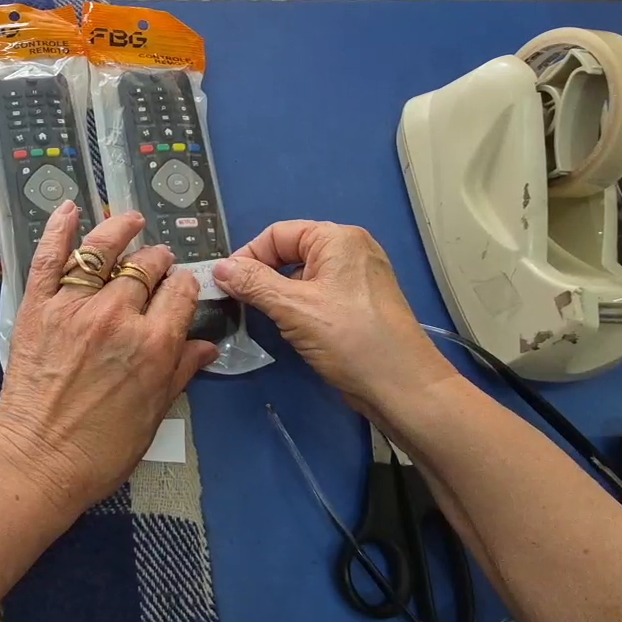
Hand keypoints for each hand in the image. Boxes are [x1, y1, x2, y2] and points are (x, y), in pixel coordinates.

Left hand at [0, 202, 219, 516]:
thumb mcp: (154, 414)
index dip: (184, 285)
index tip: (180, 287)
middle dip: (157, 261)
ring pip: (102, 251)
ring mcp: (75, 306)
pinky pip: (49, 258)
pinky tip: (68, 209)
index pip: (180, 292)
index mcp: (154, 344)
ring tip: (130, 221)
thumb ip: (180, 372)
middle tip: (157, 263)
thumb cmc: (101, 449)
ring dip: (120, 230)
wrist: (37, 458)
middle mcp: (118, 316)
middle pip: (146, 267)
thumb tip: (207, 346)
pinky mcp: (38, 306)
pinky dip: (58, 229)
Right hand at [212, 221, 455, 410]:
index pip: (277, 234)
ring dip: (276, 292)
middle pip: (289, 251)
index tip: (226, 284)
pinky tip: (287, 325)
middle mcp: (349, 250)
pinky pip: (316, 292)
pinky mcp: (357, 302)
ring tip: (260, 314)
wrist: (402, 387)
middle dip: (261, 274)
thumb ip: (253, 284)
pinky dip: (295, 304)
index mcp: (337, 239)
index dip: (249, 256)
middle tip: (238, 300)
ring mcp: (356, 277)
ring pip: (300, 274)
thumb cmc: (350, 340)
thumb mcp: (294, 308)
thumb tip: (219, 268)